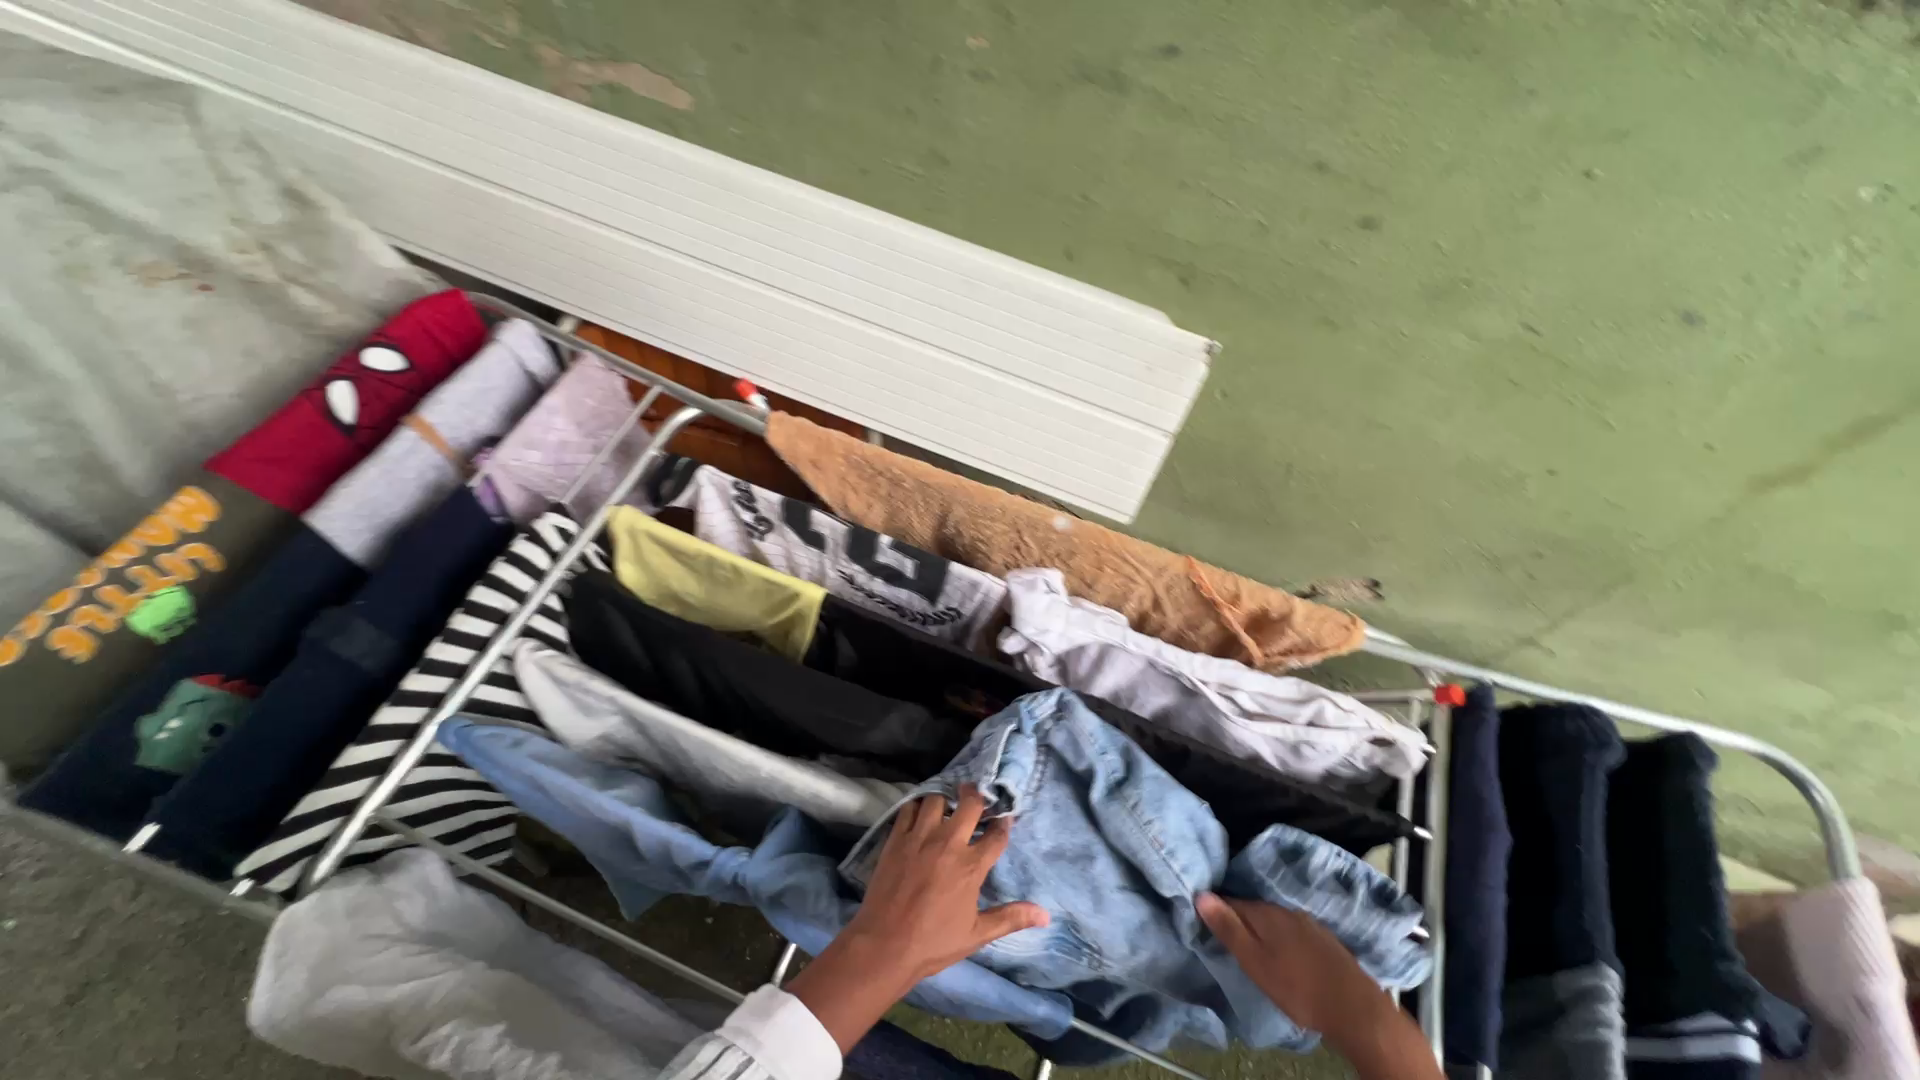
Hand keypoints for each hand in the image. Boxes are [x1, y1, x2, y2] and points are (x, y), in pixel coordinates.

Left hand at [844, 785, 1050, 978]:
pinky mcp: (896, 839)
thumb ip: (1010, 918)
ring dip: (946, 800)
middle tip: (977, 798)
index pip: (996, 835)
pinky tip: (921, 813)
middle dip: (978, 796)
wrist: (884, 946)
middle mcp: (948, 844)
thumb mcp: (977, 934)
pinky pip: (909, 808)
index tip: (1005, 820)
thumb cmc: (933, 943)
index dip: (1004, 824)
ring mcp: (920, 838)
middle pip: (970, 803)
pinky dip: (917, 806)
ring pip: (937, 799)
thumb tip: (1046, 915)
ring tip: (948, 805)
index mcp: (971, 867)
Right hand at [1198, 893, 1440, 1079]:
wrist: (1355, 1009)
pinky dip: (1281, 939)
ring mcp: (1308, 924)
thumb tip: (1201, 894)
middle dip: (1238, 920)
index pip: (1231, 902)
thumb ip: (1228, 929)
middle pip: (1253, 909)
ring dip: (1261, 930)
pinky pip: (1292, 931)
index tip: (1203, 924)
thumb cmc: (1297, 988)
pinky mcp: (1323, 940)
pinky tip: (1282, 955)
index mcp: (1266, 914)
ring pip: (1274, 921)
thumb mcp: (1254, 962)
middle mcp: (1286, 911)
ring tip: (1252, 949)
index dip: (1215, 911)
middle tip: (1225, 940)